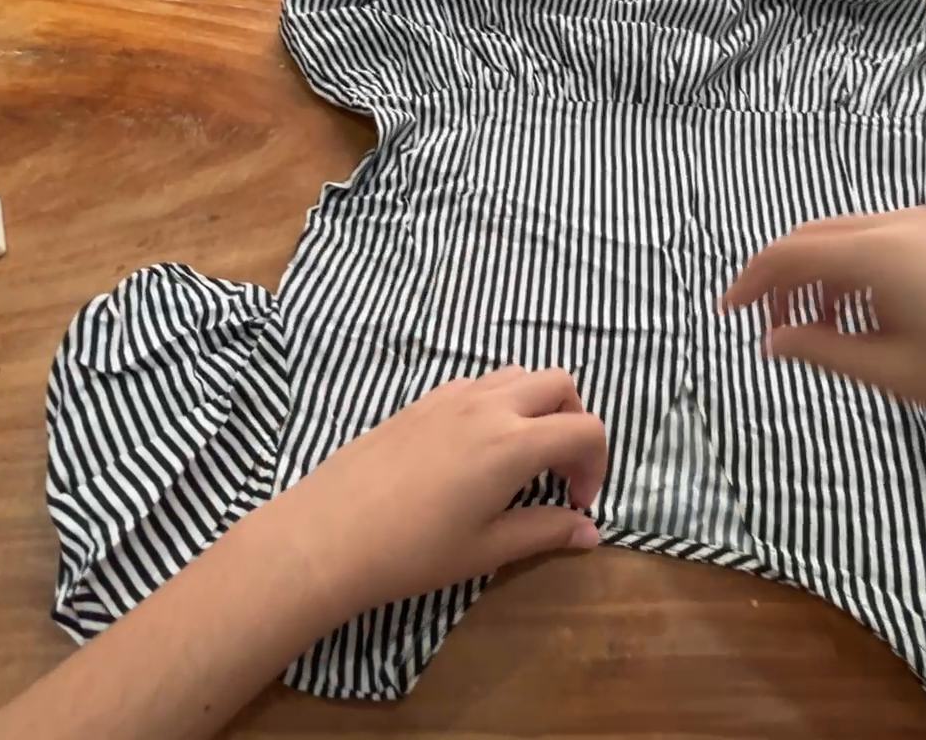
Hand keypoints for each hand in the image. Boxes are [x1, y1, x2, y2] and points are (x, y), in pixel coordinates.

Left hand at [254, 367, 606, 620]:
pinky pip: (479, 382)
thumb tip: (590, 531)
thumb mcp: (486, 549)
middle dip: (574, 421)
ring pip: (518, 374)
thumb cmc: (412, 550)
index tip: (576, 502)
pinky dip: (499, 402)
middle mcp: (490, 404)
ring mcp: (453, 394)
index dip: (597, 465)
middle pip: (559, 383)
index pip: (585, 429)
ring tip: (520, 456)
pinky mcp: (424, 398)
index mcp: (514, 441)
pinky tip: (476, 448)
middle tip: (558, 471)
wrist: (328, 533)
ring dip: (537, 406)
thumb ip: (545, 531)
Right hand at [720, 208, 925, 461]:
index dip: (750, 283)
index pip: (788, 254)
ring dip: (822, 282)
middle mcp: (904, 224)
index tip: (727, 316)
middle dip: (784, 283)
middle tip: (773, 331)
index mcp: (880, 250)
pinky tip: (870, 321)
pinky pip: (887, 247)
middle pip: (816, 239)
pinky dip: (859, 278)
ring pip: (851, 242)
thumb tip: (771, 342)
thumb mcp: (897, 373)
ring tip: (821, 335)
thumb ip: (822, 351)